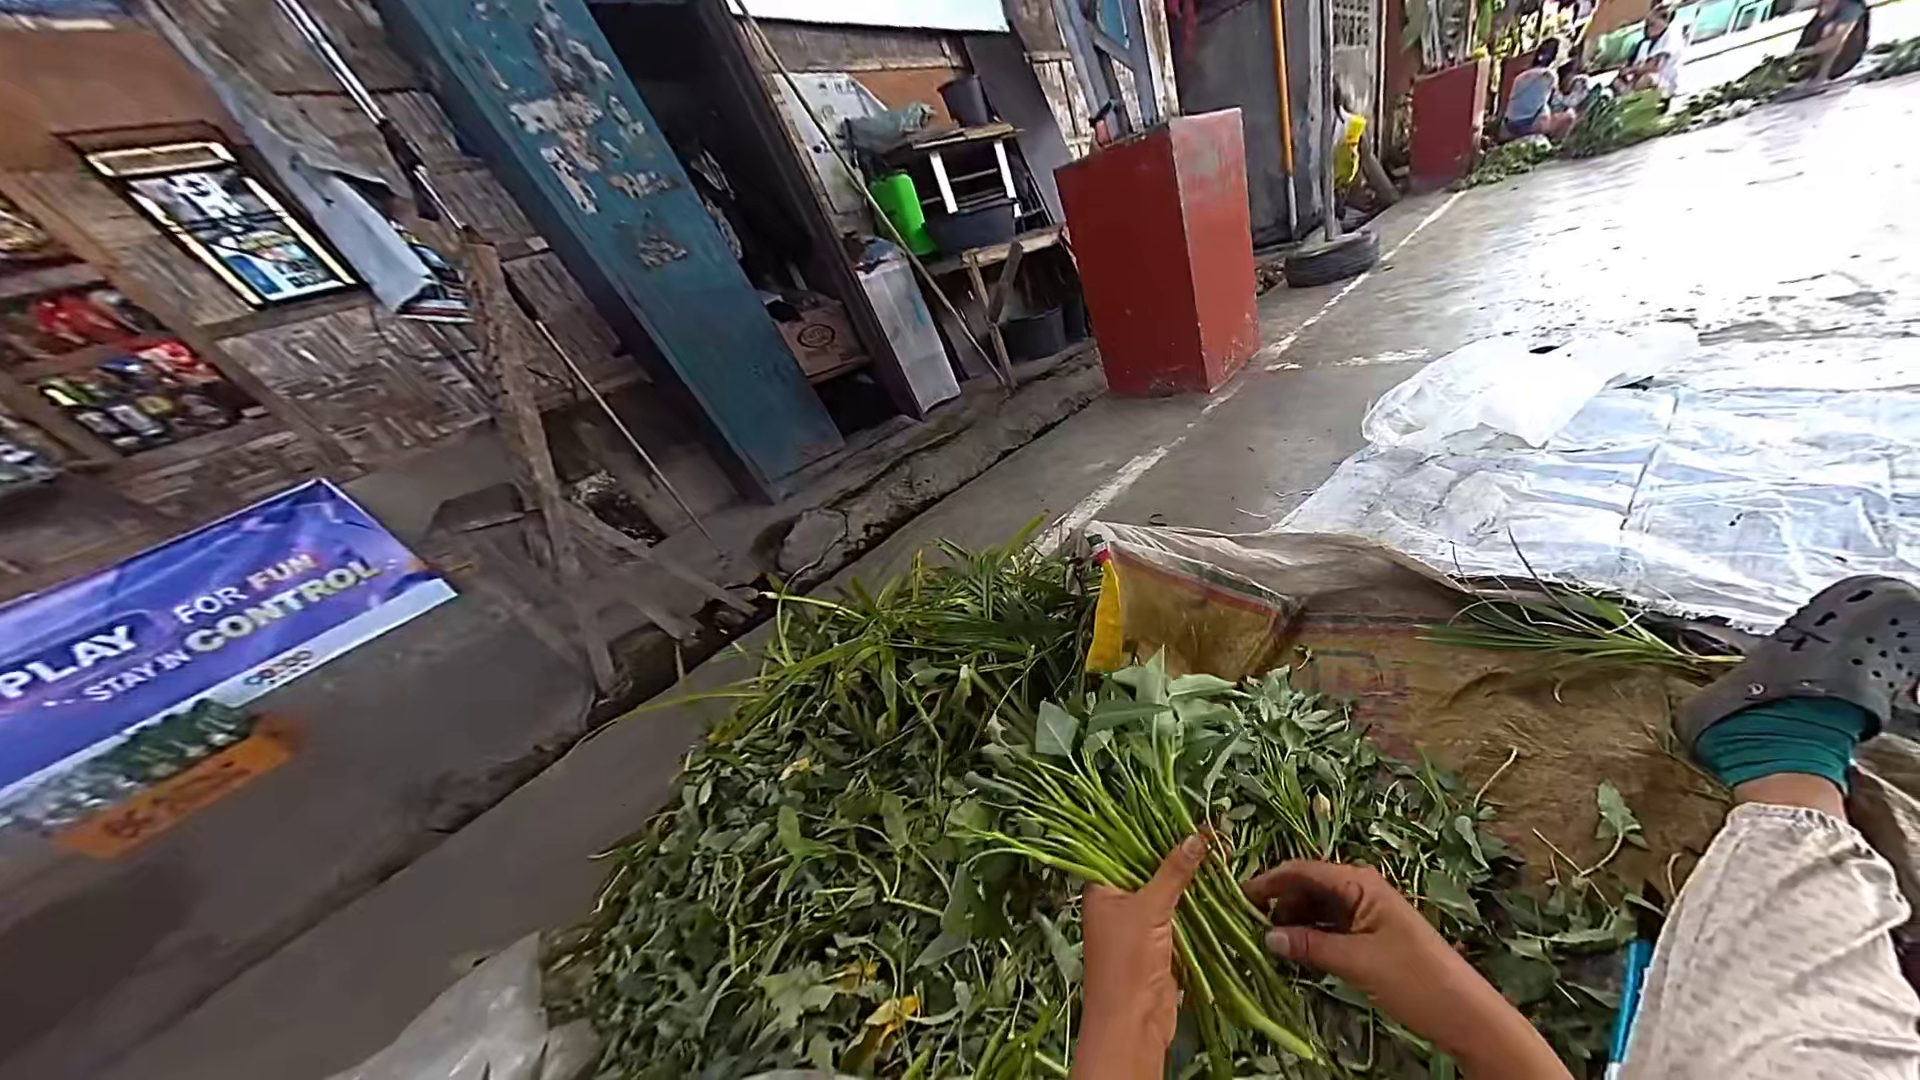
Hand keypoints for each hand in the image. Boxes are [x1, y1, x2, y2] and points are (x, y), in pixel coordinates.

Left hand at [1071, 833, 1205, 1079]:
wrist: (1133, 1026)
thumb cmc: (1127, 962)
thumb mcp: (1149, 909)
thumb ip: (1172, 872)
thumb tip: (1195, 836)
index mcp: (1100, 885)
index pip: (1122, 845)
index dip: (1148, 829)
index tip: (1176, 810)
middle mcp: (1115, 898)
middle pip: (1146, 867)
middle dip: (1174, 852)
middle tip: (1204, 829)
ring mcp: (1137, 921)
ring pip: (1164, 890)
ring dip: (1187, 877)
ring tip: (1216, 849)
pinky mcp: (1158, 942)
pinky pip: (1176, 914)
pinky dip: (1193, 903)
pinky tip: (1215, 885)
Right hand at [1247, 861, 1571, 1079]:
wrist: (1474, 1021)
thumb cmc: (1416, 981)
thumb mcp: (1356, 962)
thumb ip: (1308, 946)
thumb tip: (1265, 937)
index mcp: (1358, 882)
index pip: (1300, 870)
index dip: (1268, 881)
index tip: (1239, 896)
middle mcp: (1360, 887)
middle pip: (1306, 885)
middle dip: (1279, 902)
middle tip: (1252, 922)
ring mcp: (1366, 910)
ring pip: (1316, 905)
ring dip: (1293, 920)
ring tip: (1271, 941)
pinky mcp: (1371, 932)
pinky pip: (1330, 924)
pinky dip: (1310, 934)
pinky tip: (1297, 950)